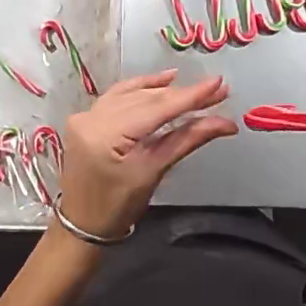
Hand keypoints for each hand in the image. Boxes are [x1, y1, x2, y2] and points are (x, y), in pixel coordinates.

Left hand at [57, 70, 237, 238]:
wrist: (83, 224)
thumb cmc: (117, 207)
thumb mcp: (152, 173)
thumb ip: (186, 140)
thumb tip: (223, 123)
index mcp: (105, 134)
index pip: (155, 108)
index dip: (189, 96)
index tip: (218, 84)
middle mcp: (91, 118)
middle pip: (144, 99)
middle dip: (181, 95)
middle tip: (217, 90)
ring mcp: (85, 117)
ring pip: (131, 95)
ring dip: (163, 91)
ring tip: (196, 87)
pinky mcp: (85, 120)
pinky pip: (116, 97)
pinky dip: (140, 90)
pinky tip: (161, 81)